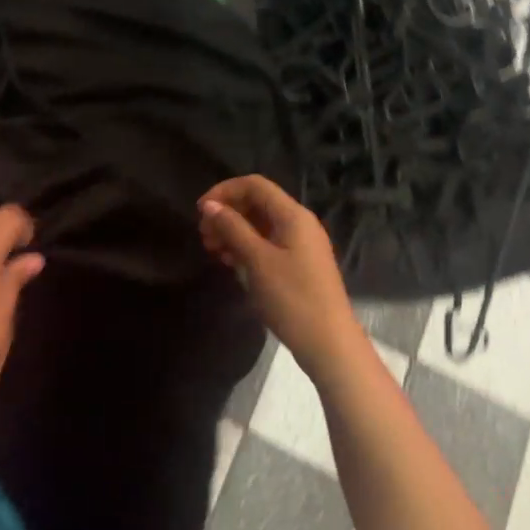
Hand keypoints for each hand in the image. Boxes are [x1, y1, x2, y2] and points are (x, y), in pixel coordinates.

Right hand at [198, 175, 364, 378]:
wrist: (329, 344)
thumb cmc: (292, 298)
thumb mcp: (257, 260)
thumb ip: (233, 228)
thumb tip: (210, 205)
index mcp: (293, 215)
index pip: (254, 185)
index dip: (225, 191)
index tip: (200, 211)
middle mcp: (299, 223)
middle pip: (257, 203)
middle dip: (227, 213)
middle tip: (204, 235)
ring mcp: (300, 245)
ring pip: (260, 225)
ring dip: (234, 231)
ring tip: (212, 250)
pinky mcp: (298, 265)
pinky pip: (267, 244)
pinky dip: (246, 247)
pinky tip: (230, 262)